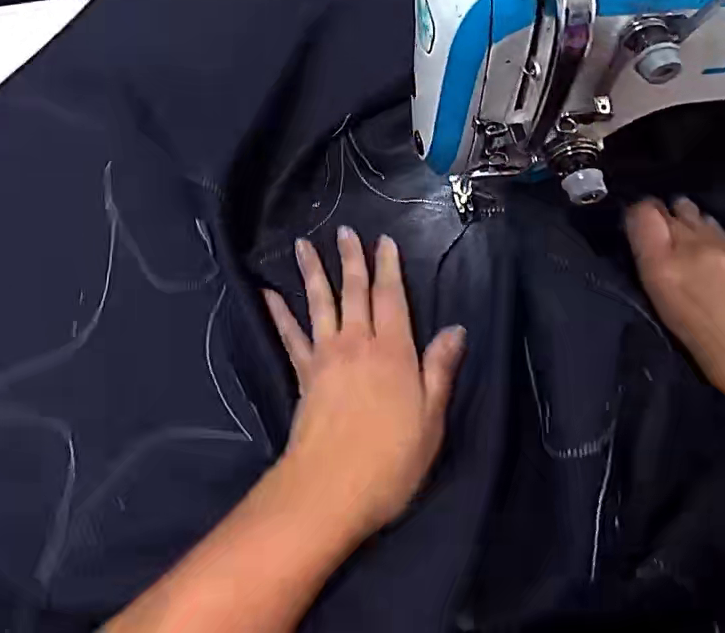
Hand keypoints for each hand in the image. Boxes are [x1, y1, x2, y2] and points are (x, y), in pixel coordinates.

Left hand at [262, 227, 465, 537]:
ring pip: (320, 304)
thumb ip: (440, 369)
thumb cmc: (390, 458)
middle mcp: (358, 344)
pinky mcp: (303, 376)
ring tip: (303, 245)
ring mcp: (326, 357)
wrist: (328, 491)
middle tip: (345, 231)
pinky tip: (269, 295)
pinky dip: (280, 315)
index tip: (385, 241)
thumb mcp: (431, 418)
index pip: (392, 298)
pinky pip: (290, 338)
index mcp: (393, 351)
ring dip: (313, 272)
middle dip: (352, 259)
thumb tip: (455, 328)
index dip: (389, 268)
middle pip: (355, 292)